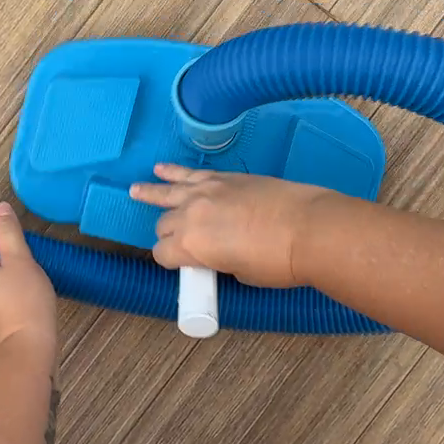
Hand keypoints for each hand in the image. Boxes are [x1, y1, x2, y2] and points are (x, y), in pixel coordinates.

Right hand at [130, 163, 331, 287]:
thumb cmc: (277, 262)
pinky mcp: (222, 177)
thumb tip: (221, 255)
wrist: (307, 227)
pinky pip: (189, 173)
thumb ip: (221, 263)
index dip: (170, 262)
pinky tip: (161, 169)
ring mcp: (205, 191)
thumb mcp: (241, 274)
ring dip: (150, 193)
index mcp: (190, 246)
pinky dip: (173, 172)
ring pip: (168, 192)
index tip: (181, 266)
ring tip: (135, 191)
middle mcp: (189, 215)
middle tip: (180, 241)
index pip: (162, 254)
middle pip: (164, 224)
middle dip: (168, 234)